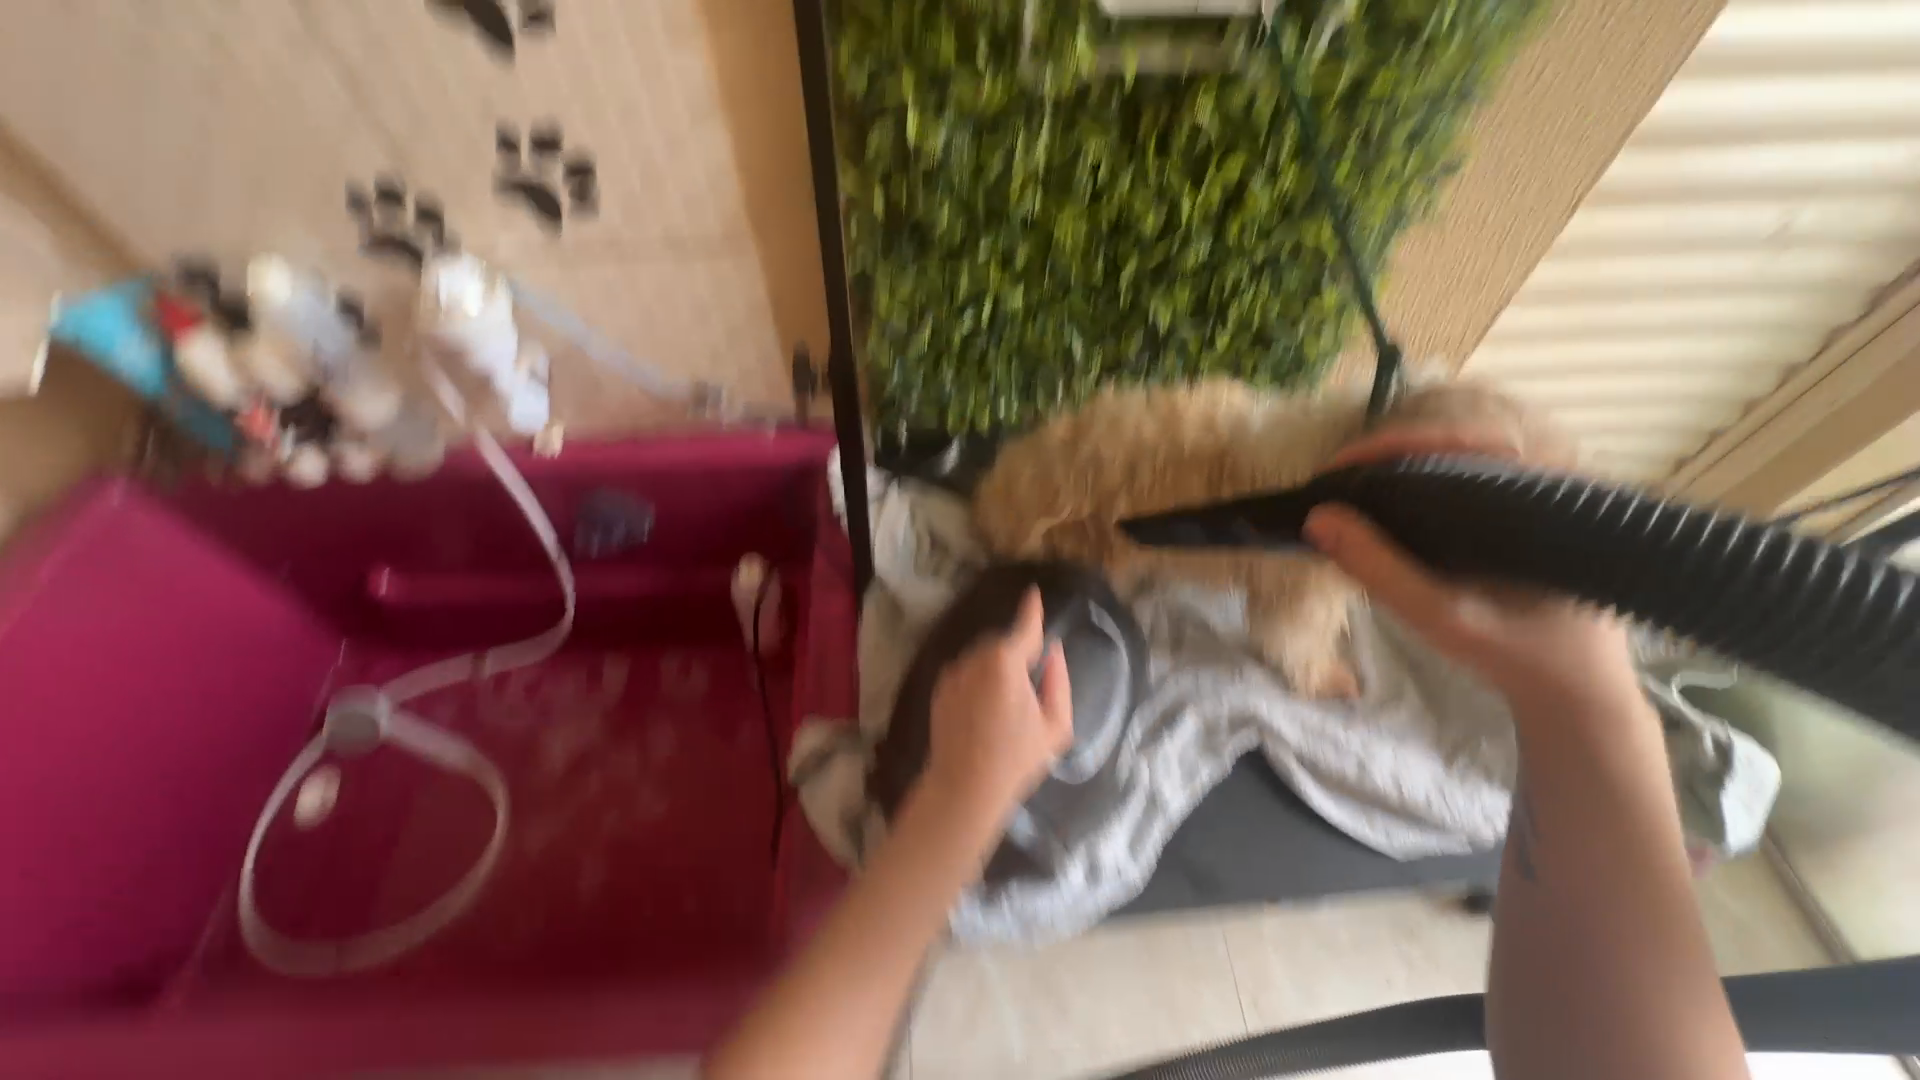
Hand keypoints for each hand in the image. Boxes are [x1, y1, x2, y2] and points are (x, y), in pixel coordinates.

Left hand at [921, 587, 1073, 824]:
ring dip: (996, 668)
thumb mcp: (1055, 726)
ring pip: (983, 658)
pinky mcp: (940, 689)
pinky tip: (985, 711)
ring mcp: (954, 674)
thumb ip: (1058, 681)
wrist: (964, 786)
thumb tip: (1053, 653)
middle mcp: (975, 660)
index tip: (1033, 593)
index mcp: (1005, 663)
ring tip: (1006, 706)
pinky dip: (979, 680)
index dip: (1032, 610)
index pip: (1024, 627)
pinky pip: (967, 674)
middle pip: (1002, 644)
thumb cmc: (1016, 758)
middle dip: (1017, 655)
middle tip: (1030, 687)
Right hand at [1305, 426, 1643, 717]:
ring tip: (1347, 493)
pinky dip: (1415, 493)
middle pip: (1455, 447)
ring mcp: (1538, 501)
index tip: (1336, 468)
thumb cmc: (1520, 657)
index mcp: (1547, 495)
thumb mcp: (1444, 618)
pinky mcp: (1524, 520)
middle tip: (1332, 482)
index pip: (1463, 442)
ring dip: (1397, 474)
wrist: (1577, 693)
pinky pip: (1463, 488)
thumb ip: (1380, 569)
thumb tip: (1317, 518)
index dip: (1393, 446)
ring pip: (1456, 466)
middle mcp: (1548, 485)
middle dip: (1386, 457)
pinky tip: (1382, 511)